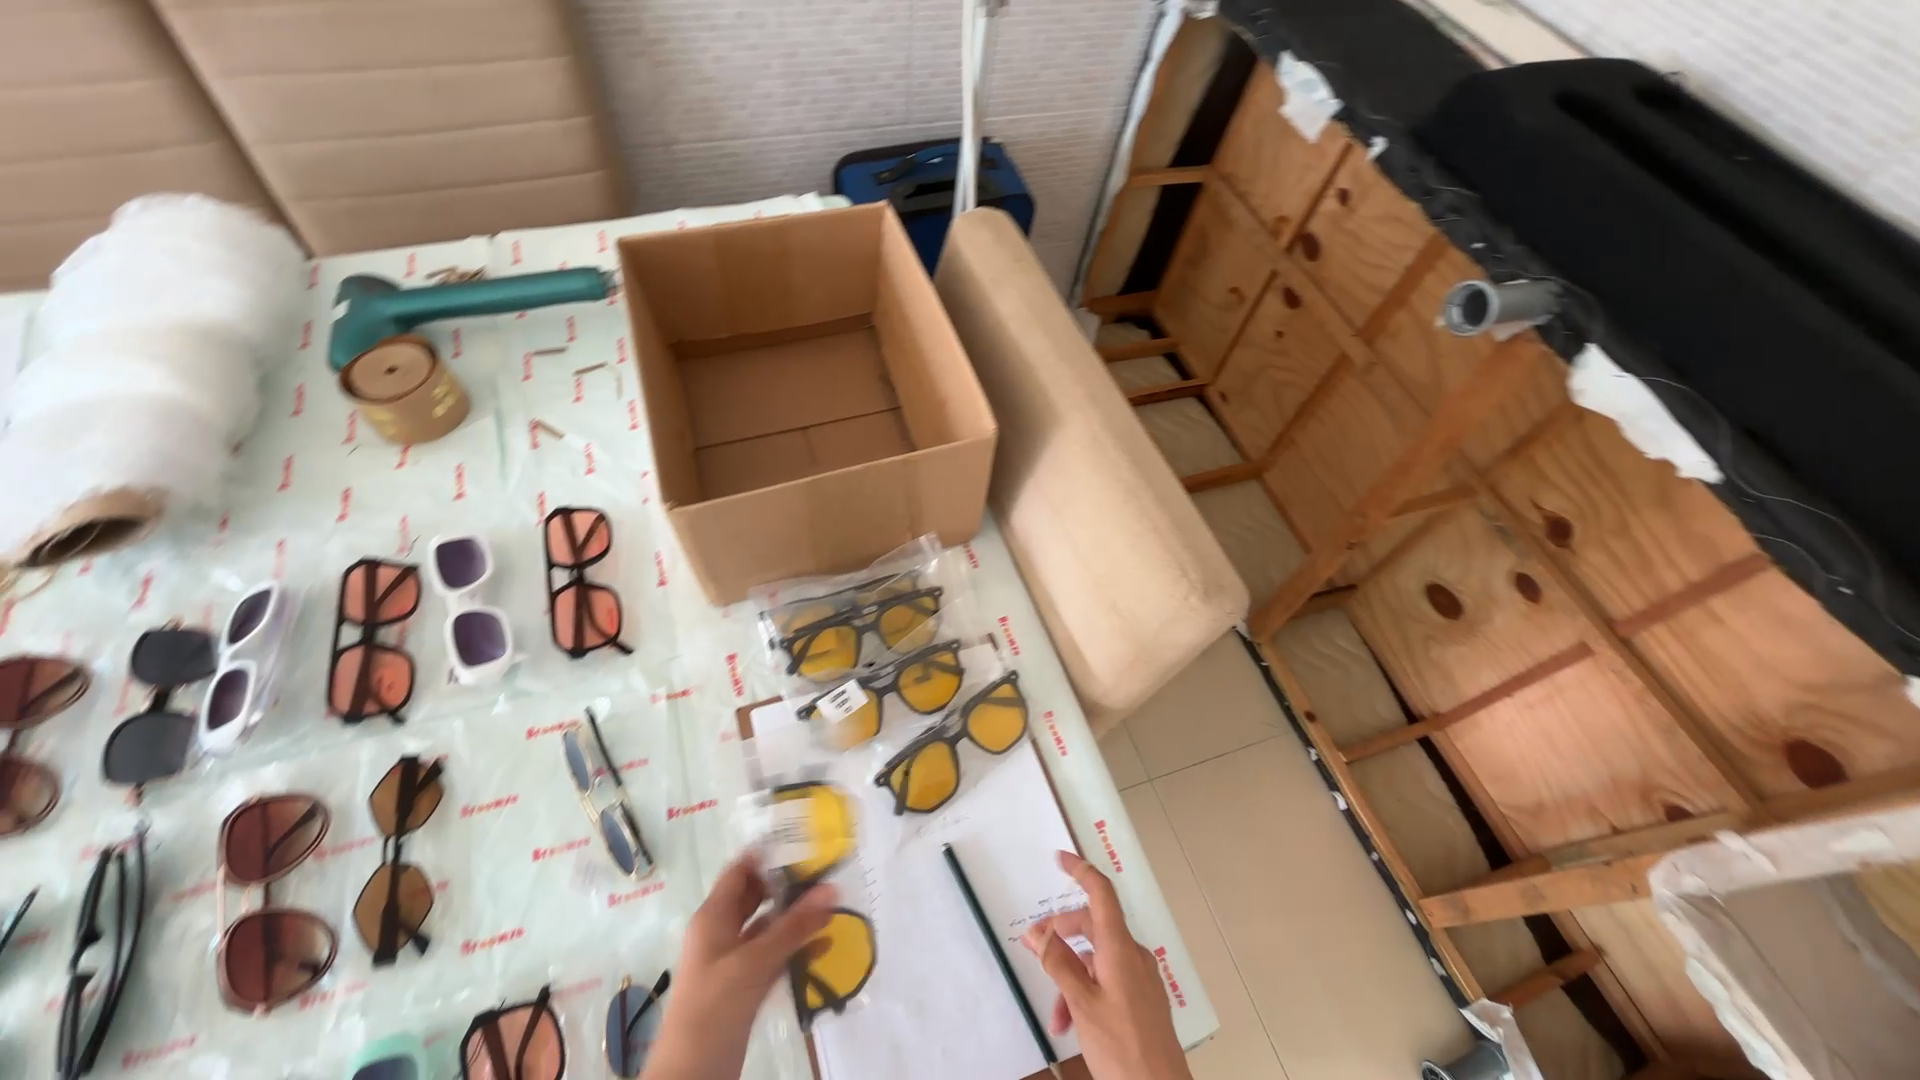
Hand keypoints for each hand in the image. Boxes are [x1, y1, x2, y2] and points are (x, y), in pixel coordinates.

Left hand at [643, 854, 837, 1079]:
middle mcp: (722, 933)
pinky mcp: (745, 986)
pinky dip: (795, 948)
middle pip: (756, 897)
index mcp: (713, 917)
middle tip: (827, 871)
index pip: (741, 871)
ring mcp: (733, 961)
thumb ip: (794, 926)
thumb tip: (831, 889)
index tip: (805, 841)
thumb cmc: (715, 1006)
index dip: (768, 855)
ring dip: (796, 918)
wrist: (693, 1074)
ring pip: (768, 928)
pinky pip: (773, 956)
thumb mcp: (755, 962)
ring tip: (834, 905)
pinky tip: (826, 945)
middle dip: (788, 885)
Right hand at [1023, 851, 1191, 1079]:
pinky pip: (1109, 980)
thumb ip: (1058, 963)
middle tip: (1035, 949)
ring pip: (1097, 960)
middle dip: (1063, 937)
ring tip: (1056, 1016)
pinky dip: (1086, 991)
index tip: (1060, 858)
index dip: (1081, 871)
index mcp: (1120, 949)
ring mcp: (1140, 977)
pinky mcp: (1142, 999)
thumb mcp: (1081, 1004)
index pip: (1101, 894)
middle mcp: (1133, 956)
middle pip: (1094, 927)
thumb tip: (1036, 931)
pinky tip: (1072, 1023)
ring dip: (1071, 977)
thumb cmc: (1120, 1046)